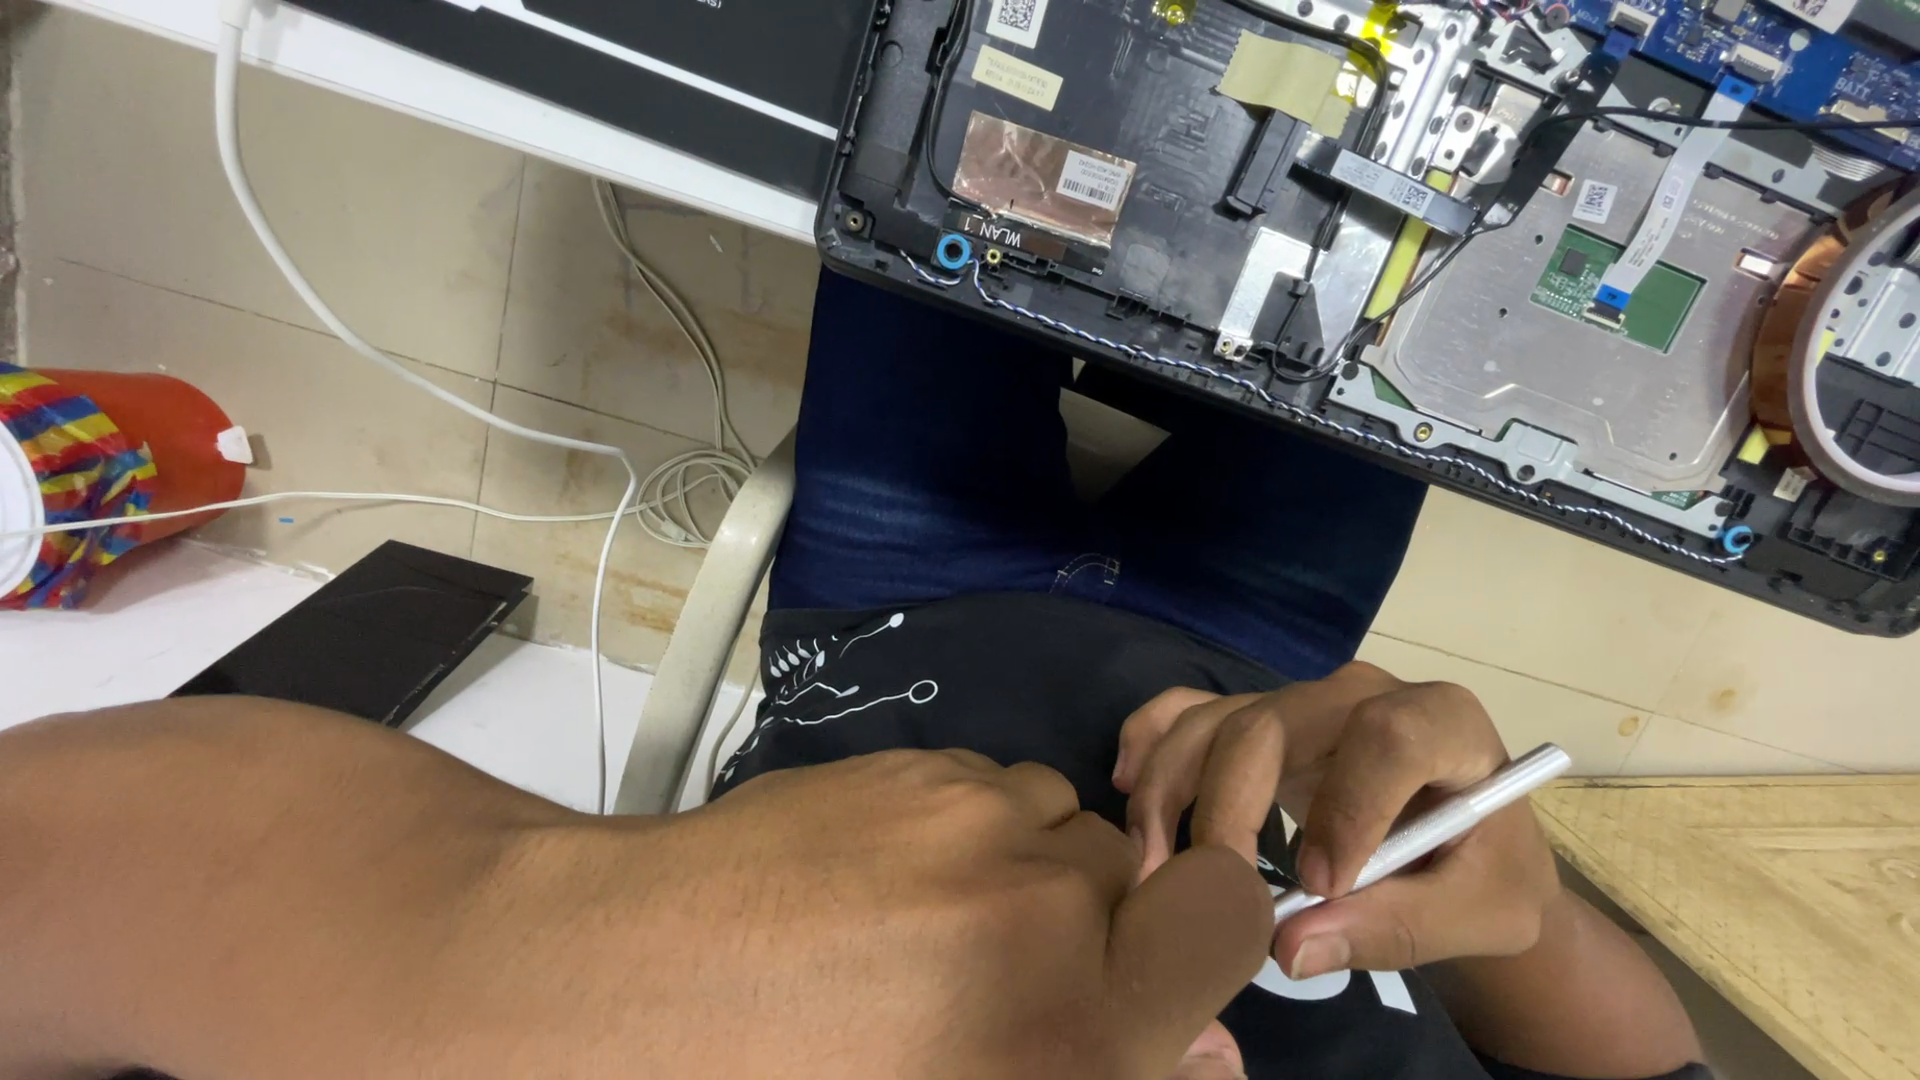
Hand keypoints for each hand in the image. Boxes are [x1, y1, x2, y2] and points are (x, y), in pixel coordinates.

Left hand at [0, 700, 1271, 1079]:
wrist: (583, 1000)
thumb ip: (1105, 1077)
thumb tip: (1207, 1050)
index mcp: (1062, 1024)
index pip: (1228, 918)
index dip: (1213, 939)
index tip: (1163, 978)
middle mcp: (1035, 895)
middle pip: (1139, 871)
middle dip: (1105, 924)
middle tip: (1015, 976)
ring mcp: (963, 809)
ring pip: (1059, 821)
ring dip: (1033, 870)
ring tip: (936, 921)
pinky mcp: (902, 762)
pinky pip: (987, 789)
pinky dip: (970, 830)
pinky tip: (884, 873)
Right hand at [1112, 663, 1561, 980]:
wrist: (1459, 843)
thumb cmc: (1482, 871)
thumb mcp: (1483, 913)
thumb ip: (1399, 926)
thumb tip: (1287, 945)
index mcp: (1439, 720)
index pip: (1385, 737)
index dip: (1348, 808)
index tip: (1323, 887)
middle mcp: (1355, 692)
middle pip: (1268, 728)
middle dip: (1226, 811)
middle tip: (1211, 894)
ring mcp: (1294, 698)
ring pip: (1212, 721)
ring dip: (1168, 788)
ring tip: (1151, 865)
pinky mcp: (1253, 714)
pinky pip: (1186, 707)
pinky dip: (1148, 737)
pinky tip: (1125, 781)